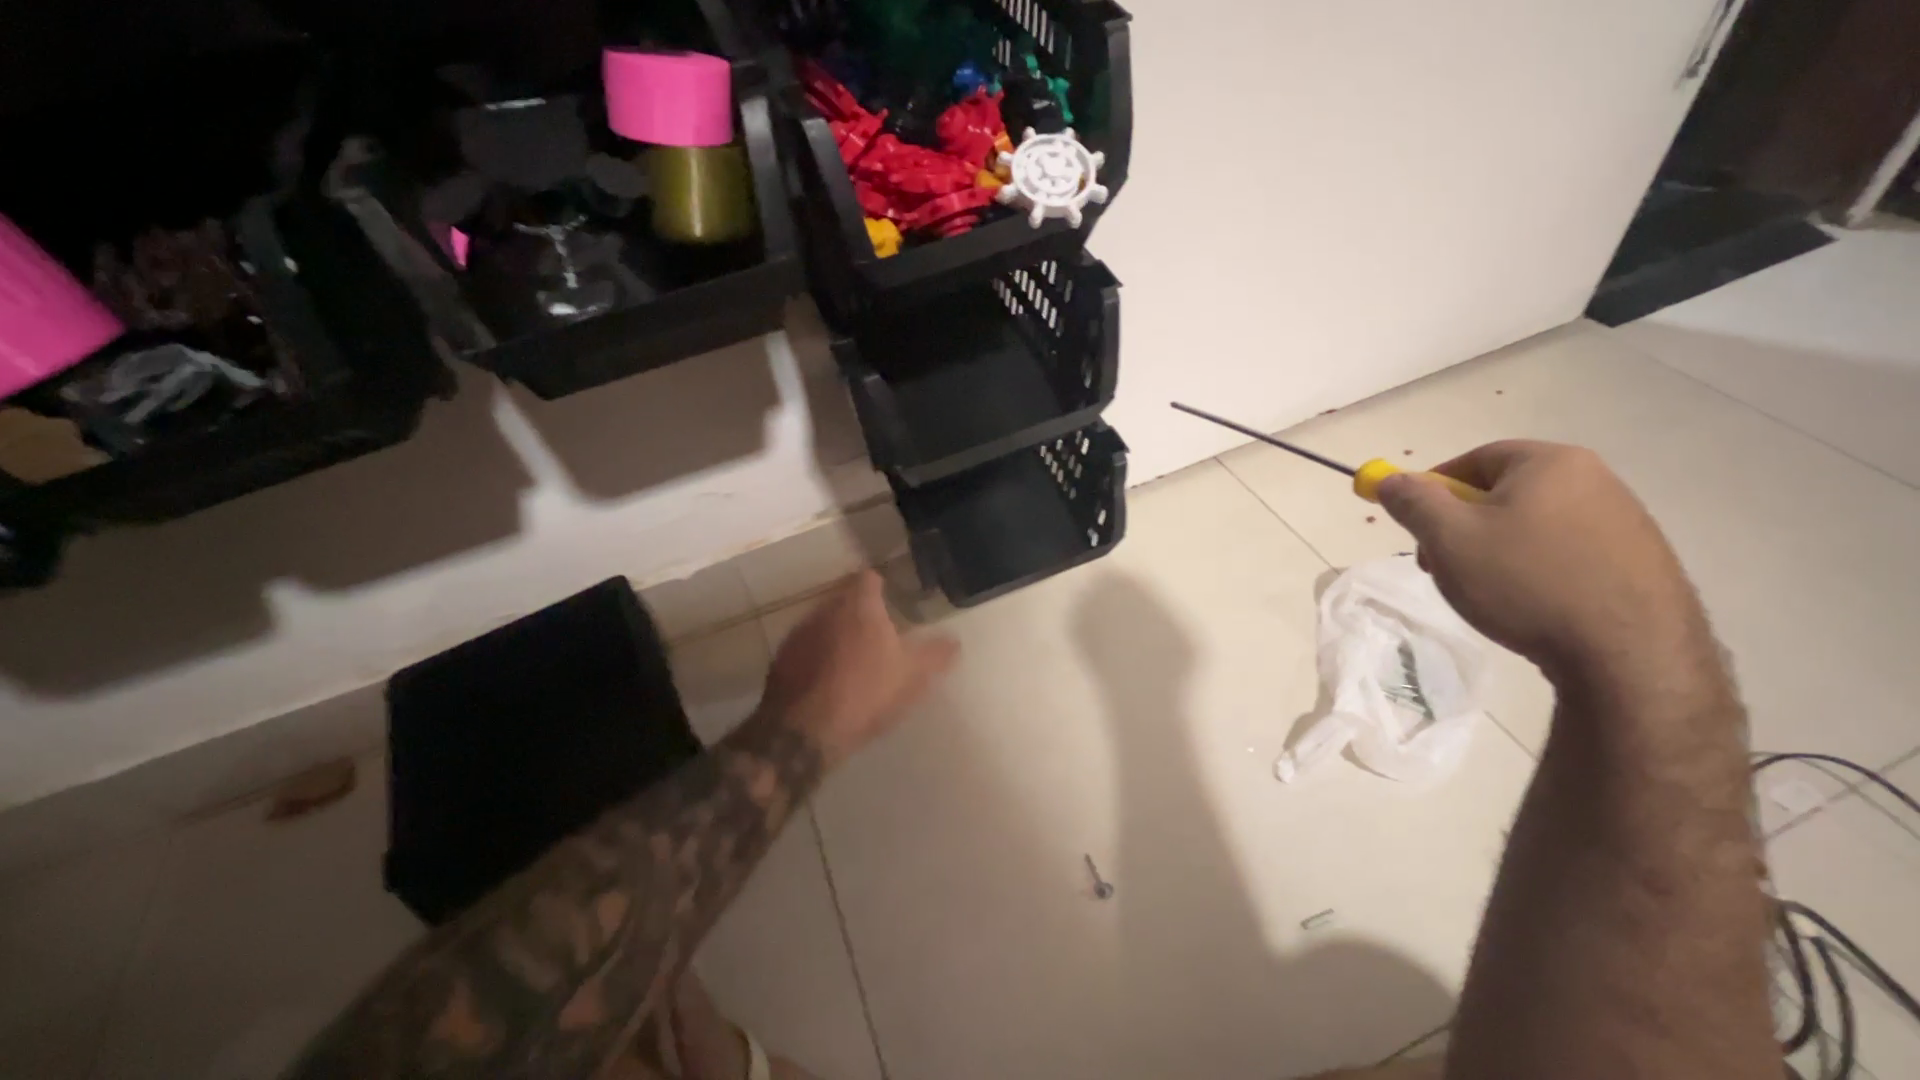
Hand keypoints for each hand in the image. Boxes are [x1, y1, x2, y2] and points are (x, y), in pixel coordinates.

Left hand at [759, 570, 959, 766]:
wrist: (804, 730)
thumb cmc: (865, 694)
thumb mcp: (913, 677)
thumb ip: (936, 655)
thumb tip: (954, 641)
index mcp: (860, 607)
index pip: (868, 578)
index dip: (880, 585)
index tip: (889, 595)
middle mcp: (825, 610)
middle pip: (843, 597)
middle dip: (858, 609)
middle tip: (876, 629)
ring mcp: (799, 633)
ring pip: (822, 621)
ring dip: (836, 632)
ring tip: (852, 655)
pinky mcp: (781, 658)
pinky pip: (805, 647)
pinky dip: (816, 654)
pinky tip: (826, 677)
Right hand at [1376, 441, 1710, 684]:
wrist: (1629, 654)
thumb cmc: (1526, 582)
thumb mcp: (1449, 539)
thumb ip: (1413, 502)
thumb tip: (1391, 480)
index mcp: (1551, 462)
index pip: (1475, 458)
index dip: (1435, 490)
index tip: (1416, 527)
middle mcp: (1596, 479)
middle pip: (1505, 492)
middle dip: (1463, 526)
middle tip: (1443, 567)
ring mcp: (1625, 521)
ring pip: (1535, 526)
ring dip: (1498, 551)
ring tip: (1487, 595)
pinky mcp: (1640, 562)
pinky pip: (1568, 554)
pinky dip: (1538, 572)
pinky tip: (1531, 607)